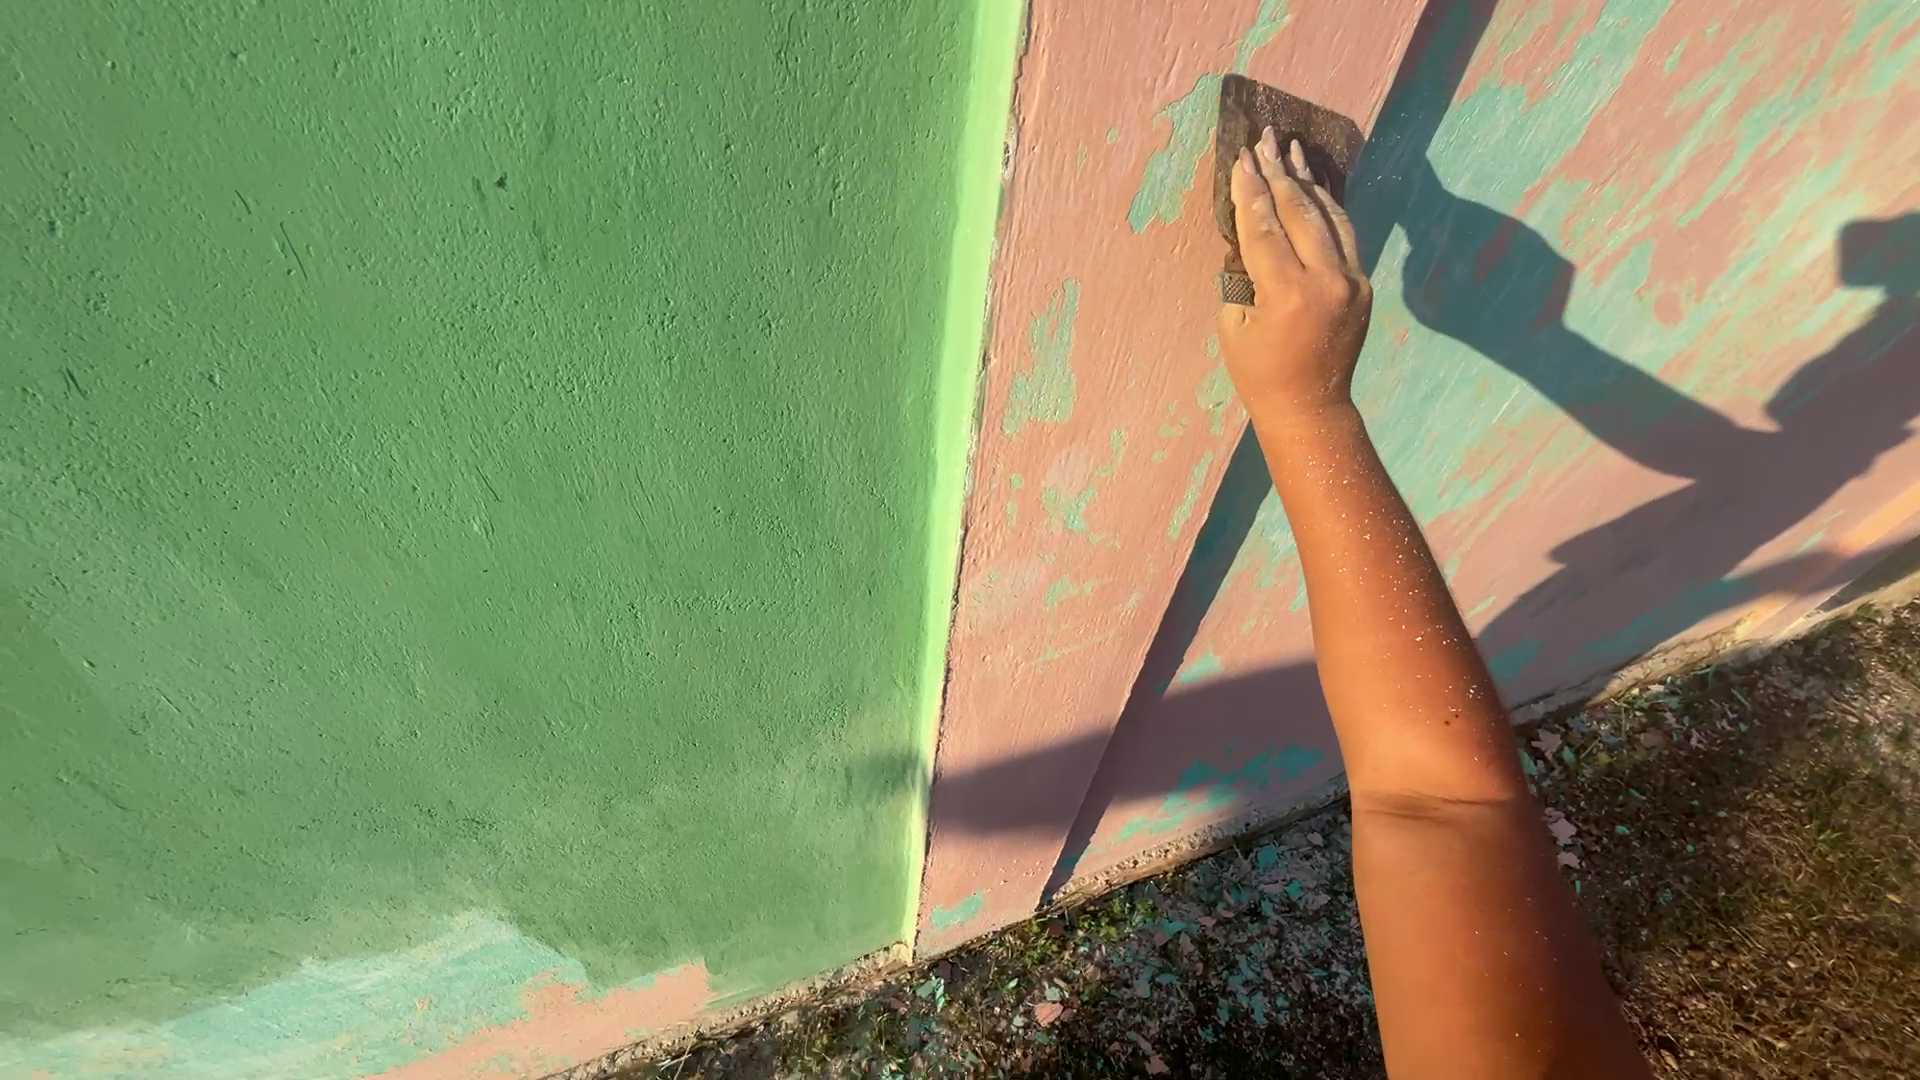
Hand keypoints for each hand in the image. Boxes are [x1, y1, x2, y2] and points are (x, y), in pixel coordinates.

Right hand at [1218, 127, 1372, 426]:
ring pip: (1329, 216)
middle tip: (1263, 140)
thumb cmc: (1259, 374)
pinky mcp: (1364, 283)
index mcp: (1287, 295)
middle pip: (1299, 212)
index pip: (1264, 230)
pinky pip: (1344, 234)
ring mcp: (1352, 280)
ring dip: (1307, 181)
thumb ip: (1242, 278)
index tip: (1240, 161)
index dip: (1249, 194)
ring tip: (1289, 150)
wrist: (1309, 406)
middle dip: (1277, 174)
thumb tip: (1247, 237)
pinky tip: (1314, 187)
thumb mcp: (1233, 328)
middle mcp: (1326, 280)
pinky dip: (1327, 207)